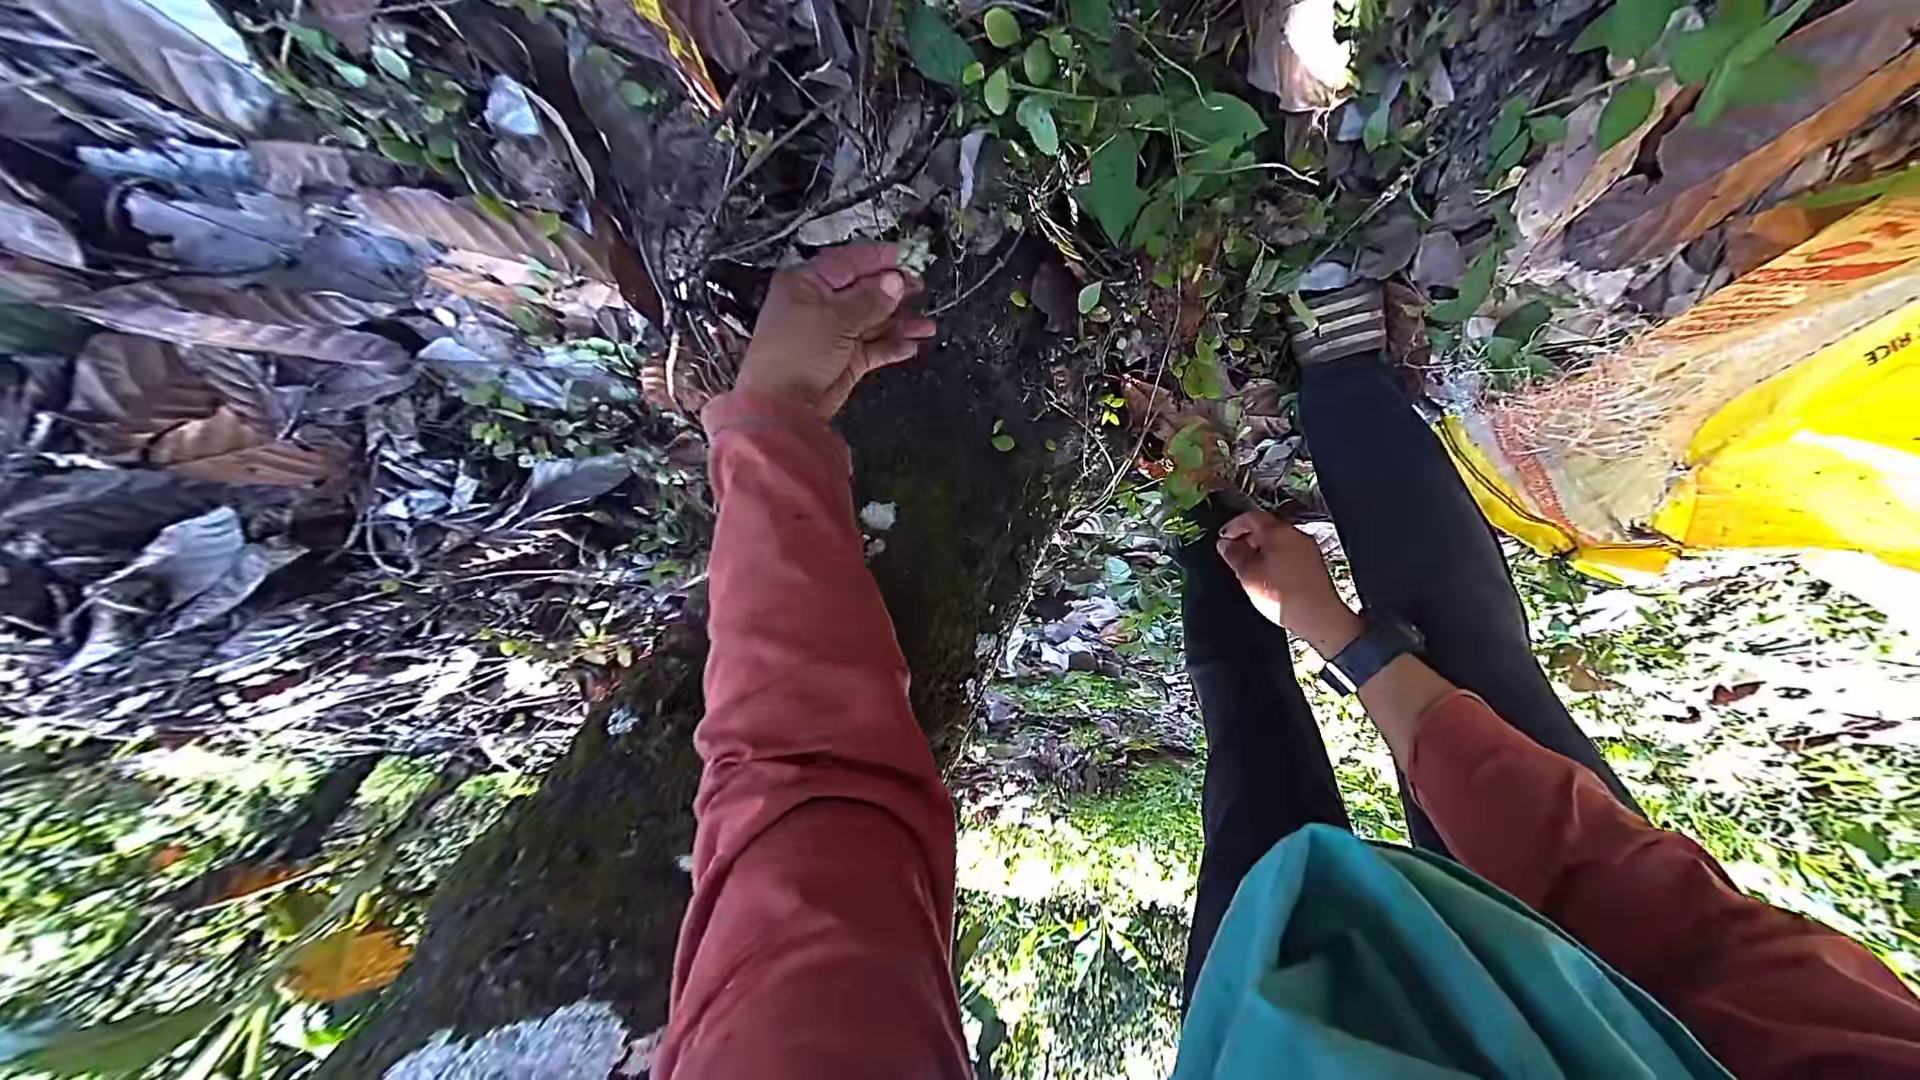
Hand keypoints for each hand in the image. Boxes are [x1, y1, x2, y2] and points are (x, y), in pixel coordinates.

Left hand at [733, 243, 937, 416]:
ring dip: (901, 323)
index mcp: (808, 284)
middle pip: (866, 291)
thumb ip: (869, 300)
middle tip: (920, 288)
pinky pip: (876, 348)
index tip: (906, 258)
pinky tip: (912, 344)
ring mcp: (835, 335)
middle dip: (895, 292)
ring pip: (875, 322)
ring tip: (926, 325)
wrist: (784, 406)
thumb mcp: (834, 318)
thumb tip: (895, 282)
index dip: (879, 260)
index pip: (850, 262)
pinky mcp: (847, 361)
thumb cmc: (792, 357)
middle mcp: (822, 306)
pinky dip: (894, 346)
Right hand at [1215, 510, 1361, 655]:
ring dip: (1259, 547)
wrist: (1317, 617)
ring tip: (1247, 566)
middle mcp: (1295, 535)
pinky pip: (1288, 551)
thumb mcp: (1248, 574)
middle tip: (1232, 552)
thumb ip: (1234, 554)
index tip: (1223, 537)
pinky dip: (1273, 556)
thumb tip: (1225, 544)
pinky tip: (1266, 574)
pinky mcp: (1312, 562)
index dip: (1233, 526)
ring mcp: (1307, 548)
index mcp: (1278, 533)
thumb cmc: (1283, 595)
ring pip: (1277, 539)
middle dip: (1246, 536)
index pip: (1251, 517)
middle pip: (1266, 526)